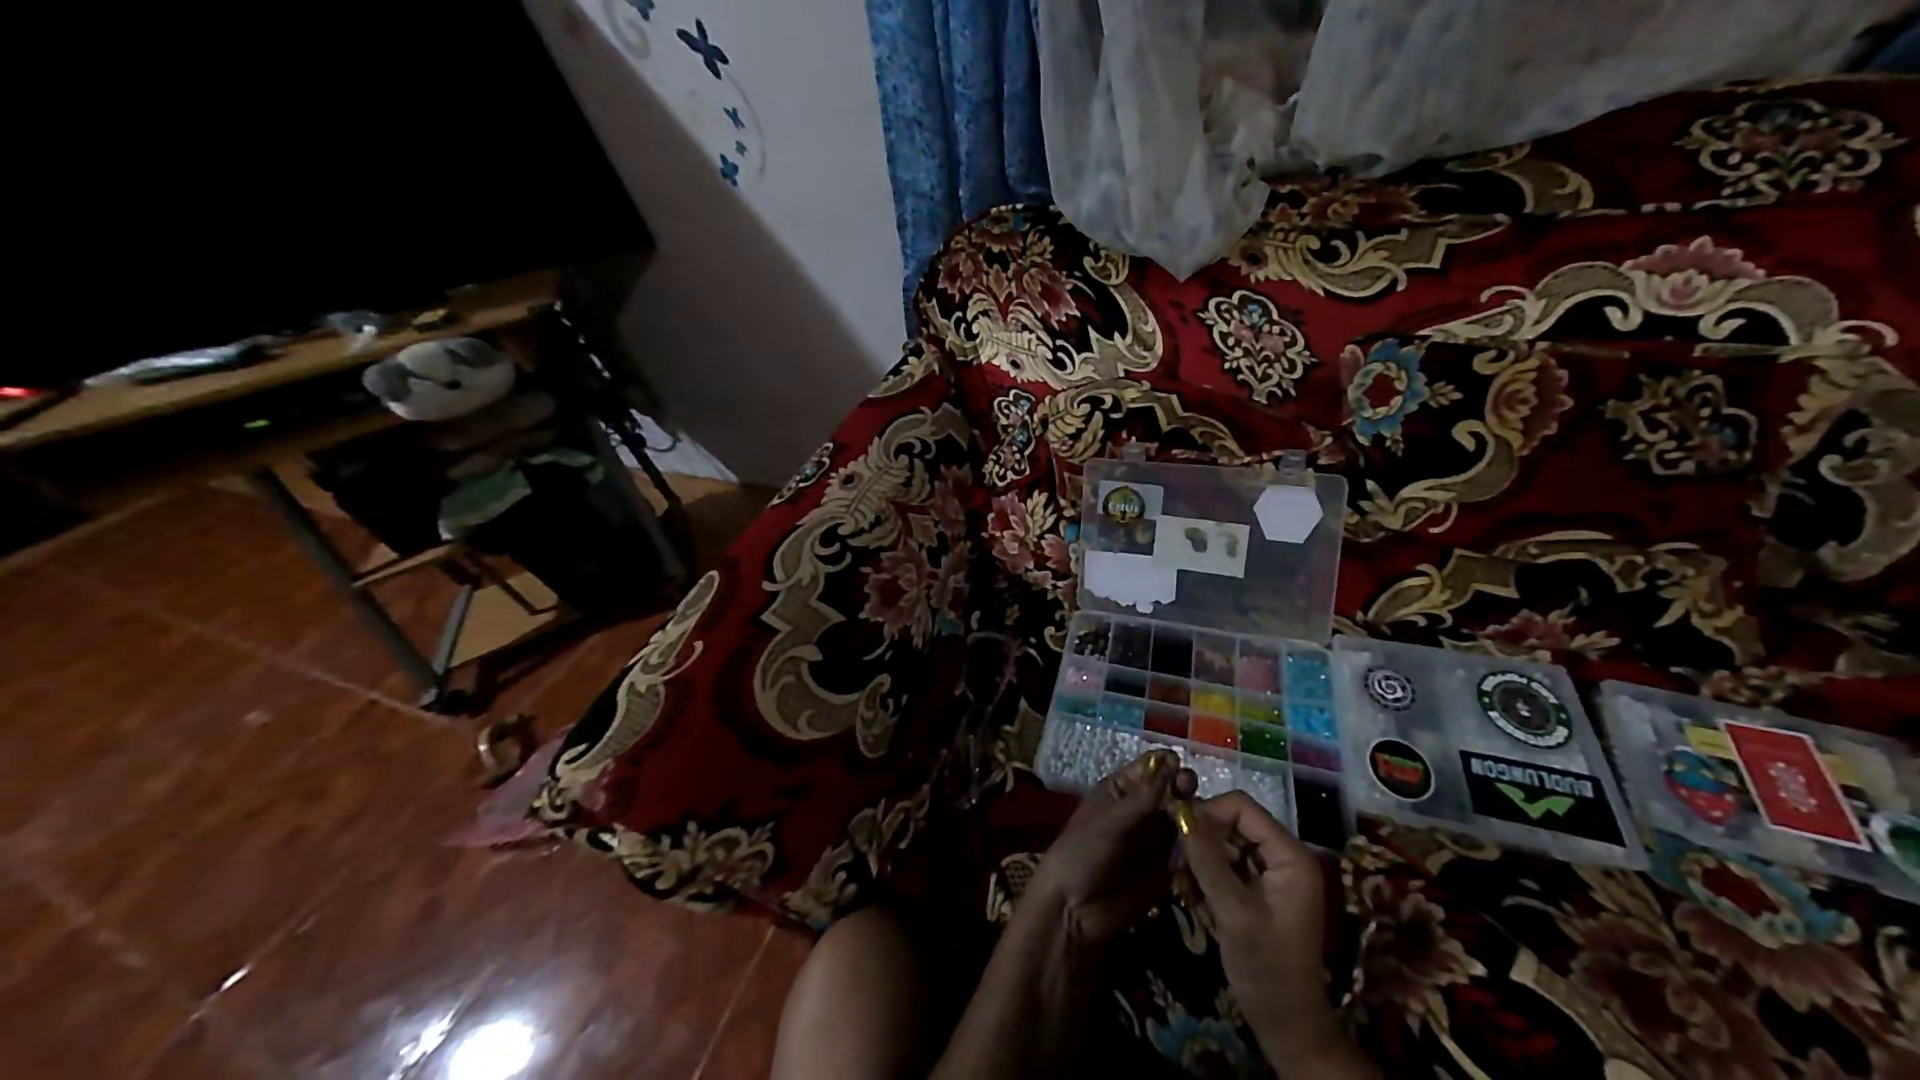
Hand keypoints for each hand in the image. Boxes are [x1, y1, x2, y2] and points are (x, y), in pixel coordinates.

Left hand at [1027, 750, 1195, 946]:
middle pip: (1174, 791)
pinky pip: (1192, 851)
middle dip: (1187, 790)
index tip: (1182, 770)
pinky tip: (1213, 847)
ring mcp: (1158, 838)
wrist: (1074, 909)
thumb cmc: (1083, 853)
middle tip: (1193, 796)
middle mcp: (1144, 809)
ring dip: (1199, 818)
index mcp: (1122, 789)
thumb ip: (1145, 796)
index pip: (1152, 767)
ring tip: (1208, 823)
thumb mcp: (1111, 820)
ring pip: (1187, 820)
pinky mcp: (1170, 868)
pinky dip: (1203, 847)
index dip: (1169, 765)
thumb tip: (1173, 760)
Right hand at [1173, 792, 1357, 1070]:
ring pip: (1225, 842)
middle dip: (1201, 838)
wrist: (1286, 1024)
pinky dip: (1206, 874)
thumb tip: (1180, 812)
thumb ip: (1207, 859)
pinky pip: (1227, 864)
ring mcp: (1272, 874)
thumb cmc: (1265, 968)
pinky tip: (1191, 895)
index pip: (1242, 807)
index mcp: (1290, 856)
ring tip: (1182, 885)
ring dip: (1200, 858)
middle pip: (1232, 822)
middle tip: (1175, 865)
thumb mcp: (1233, 911)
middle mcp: (1284, 856)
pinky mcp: (1260, 891)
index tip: (1178, 835)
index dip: (1208, 813)